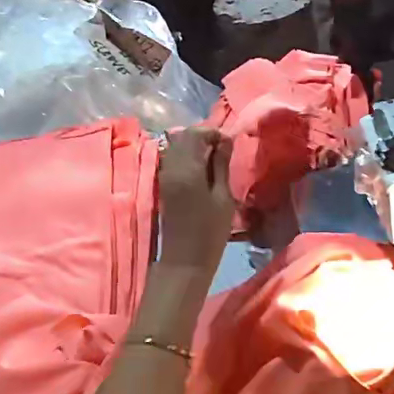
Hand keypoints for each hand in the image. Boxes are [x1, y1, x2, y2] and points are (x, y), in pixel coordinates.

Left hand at [155, 126, 236, 271]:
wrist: (184, 260)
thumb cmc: (210, 231)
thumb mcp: (223, 197)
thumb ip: (221, 165)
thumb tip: (224, 140)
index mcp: (187, 168)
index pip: (196, 133)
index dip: (213, 133)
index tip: (229, 145)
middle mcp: (171, 166)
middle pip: (183, 136)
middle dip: (203, 137)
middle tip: (223, 152)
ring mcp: (164, 175)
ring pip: (176, 146)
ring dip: (194, 147)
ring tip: (214, 162)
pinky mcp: (163, 184)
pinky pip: (174, 159)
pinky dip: (188, 158)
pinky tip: (202, 172)